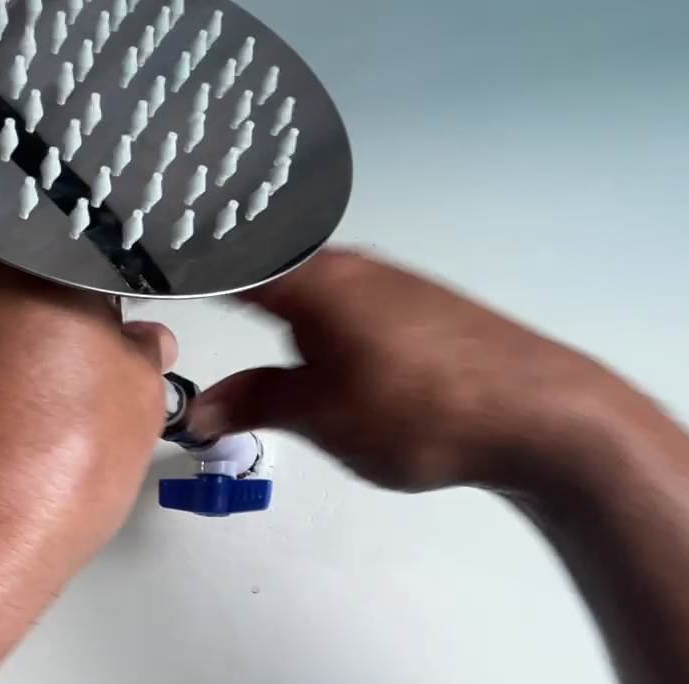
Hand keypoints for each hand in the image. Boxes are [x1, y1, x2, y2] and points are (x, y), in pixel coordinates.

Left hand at [0, 233, 175, 576]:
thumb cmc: (57, 456)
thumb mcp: (138, 392)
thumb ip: (142, 349)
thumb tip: (142, 342)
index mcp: (21, 240)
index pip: (74, 196)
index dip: (113, 216)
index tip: (138, 242)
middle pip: (23, 229)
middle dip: (72, 254)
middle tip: (117, 286)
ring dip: (38, 296)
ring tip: (89, 338)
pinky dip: (9, 336)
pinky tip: (44, 377)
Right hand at [188, 250, 622, 491]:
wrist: (542, 417)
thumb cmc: (425, 409)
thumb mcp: (320, 414)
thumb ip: (254, 402)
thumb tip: (202, 410)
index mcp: (314, 281)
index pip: (228, 263)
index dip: (182, 270)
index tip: (146, 276)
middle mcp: (349, 269)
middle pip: (266, 260)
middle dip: (220, 271)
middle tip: (180, 284)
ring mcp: (386, 286)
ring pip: (304, 279)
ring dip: (263, 290)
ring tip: (231, 305)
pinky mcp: (414, 310)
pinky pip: (337, 297)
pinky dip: (301, 309)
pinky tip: (304, 337)